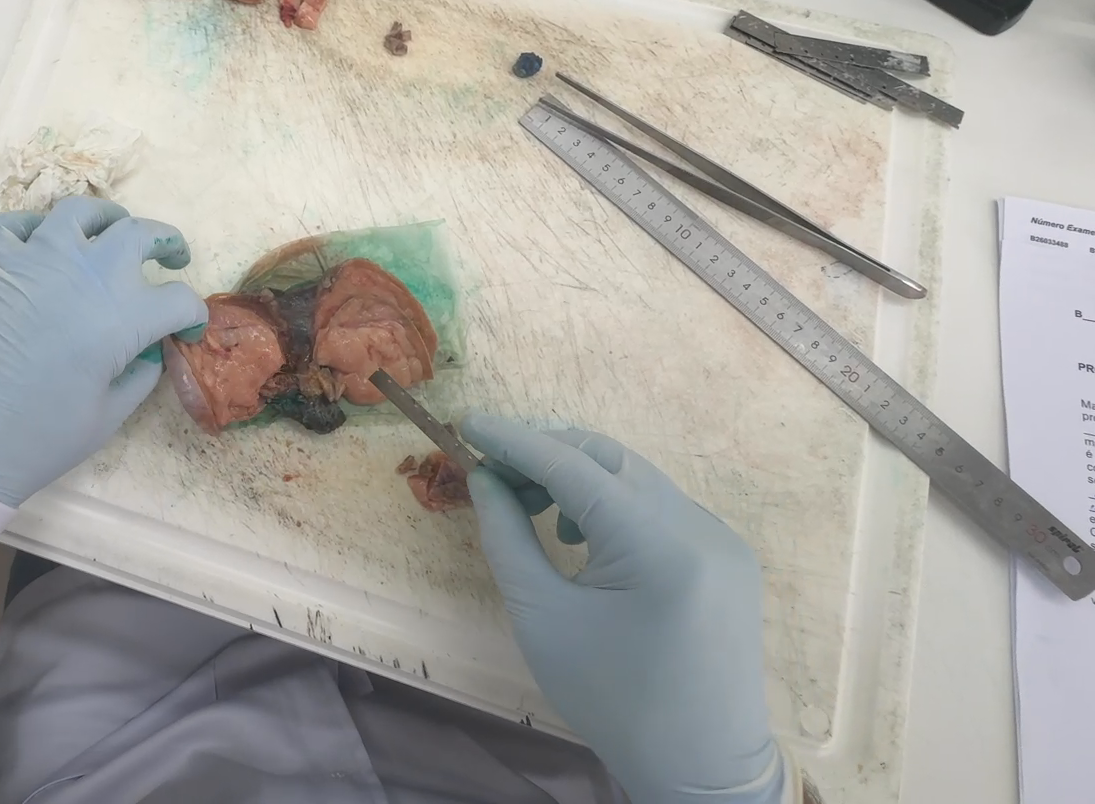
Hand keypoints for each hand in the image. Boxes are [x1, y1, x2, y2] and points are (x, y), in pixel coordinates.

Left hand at [0, 197, 207, 506]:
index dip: (192, 314)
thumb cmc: (39, 437)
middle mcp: (86, 274)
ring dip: (107, 219)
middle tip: (172, 258)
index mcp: (123, 316)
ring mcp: (37, 260)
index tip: (188, 330)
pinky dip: (34, 226)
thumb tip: (151, 348)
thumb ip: (141, 374)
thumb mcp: (108, 416)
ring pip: (80, 211)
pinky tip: (43, 244)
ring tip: (113, 233)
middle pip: (140, 234)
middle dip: (167, 243)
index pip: (178, 299)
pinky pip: (16, 223)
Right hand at [461, 413, 786, 803]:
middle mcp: (699, 529)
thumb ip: (506, 533)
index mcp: (658, 547)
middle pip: (605, 457)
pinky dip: (603, 497)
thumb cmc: (609, 696)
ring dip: (571, 472)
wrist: (703, 771)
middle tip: (491, 466)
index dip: (513, 439)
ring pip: (629, 475)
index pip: (572, 466)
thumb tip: (483, 476)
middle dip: (542, 450)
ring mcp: (719, 540)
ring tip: (526, 500)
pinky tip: (575, 529)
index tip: (466, 420)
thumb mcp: (540, 613)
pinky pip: (651, 502)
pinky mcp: (722, 555)